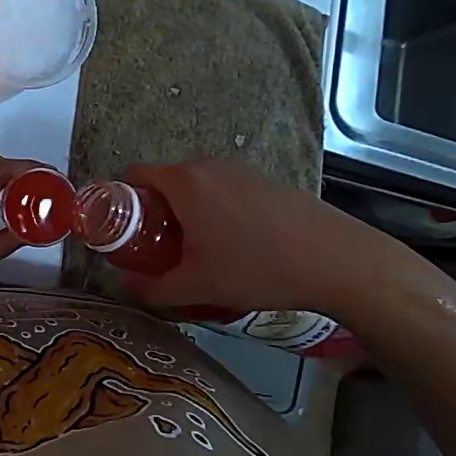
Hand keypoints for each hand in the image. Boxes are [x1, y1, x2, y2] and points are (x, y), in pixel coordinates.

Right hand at [119, 160, 371, 313]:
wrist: (336, 260)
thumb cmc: (256, 267)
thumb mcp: (197, 285)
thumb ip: (152, 288)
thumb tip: (124, 289)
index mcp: (185, 182)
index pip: (134, 174)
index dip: (120, 201)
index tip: (120, 233)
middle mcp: (210, 167)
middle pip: (165, 182)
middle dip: (153, 214)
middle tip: (155, 251)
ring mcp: (242, 171)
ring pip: (197, 189)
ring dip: (185, 215)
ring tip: (194, 253)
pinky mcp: (266, 182)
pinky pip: (224, 192)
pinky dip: (213, 213)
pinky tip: (233, 247)